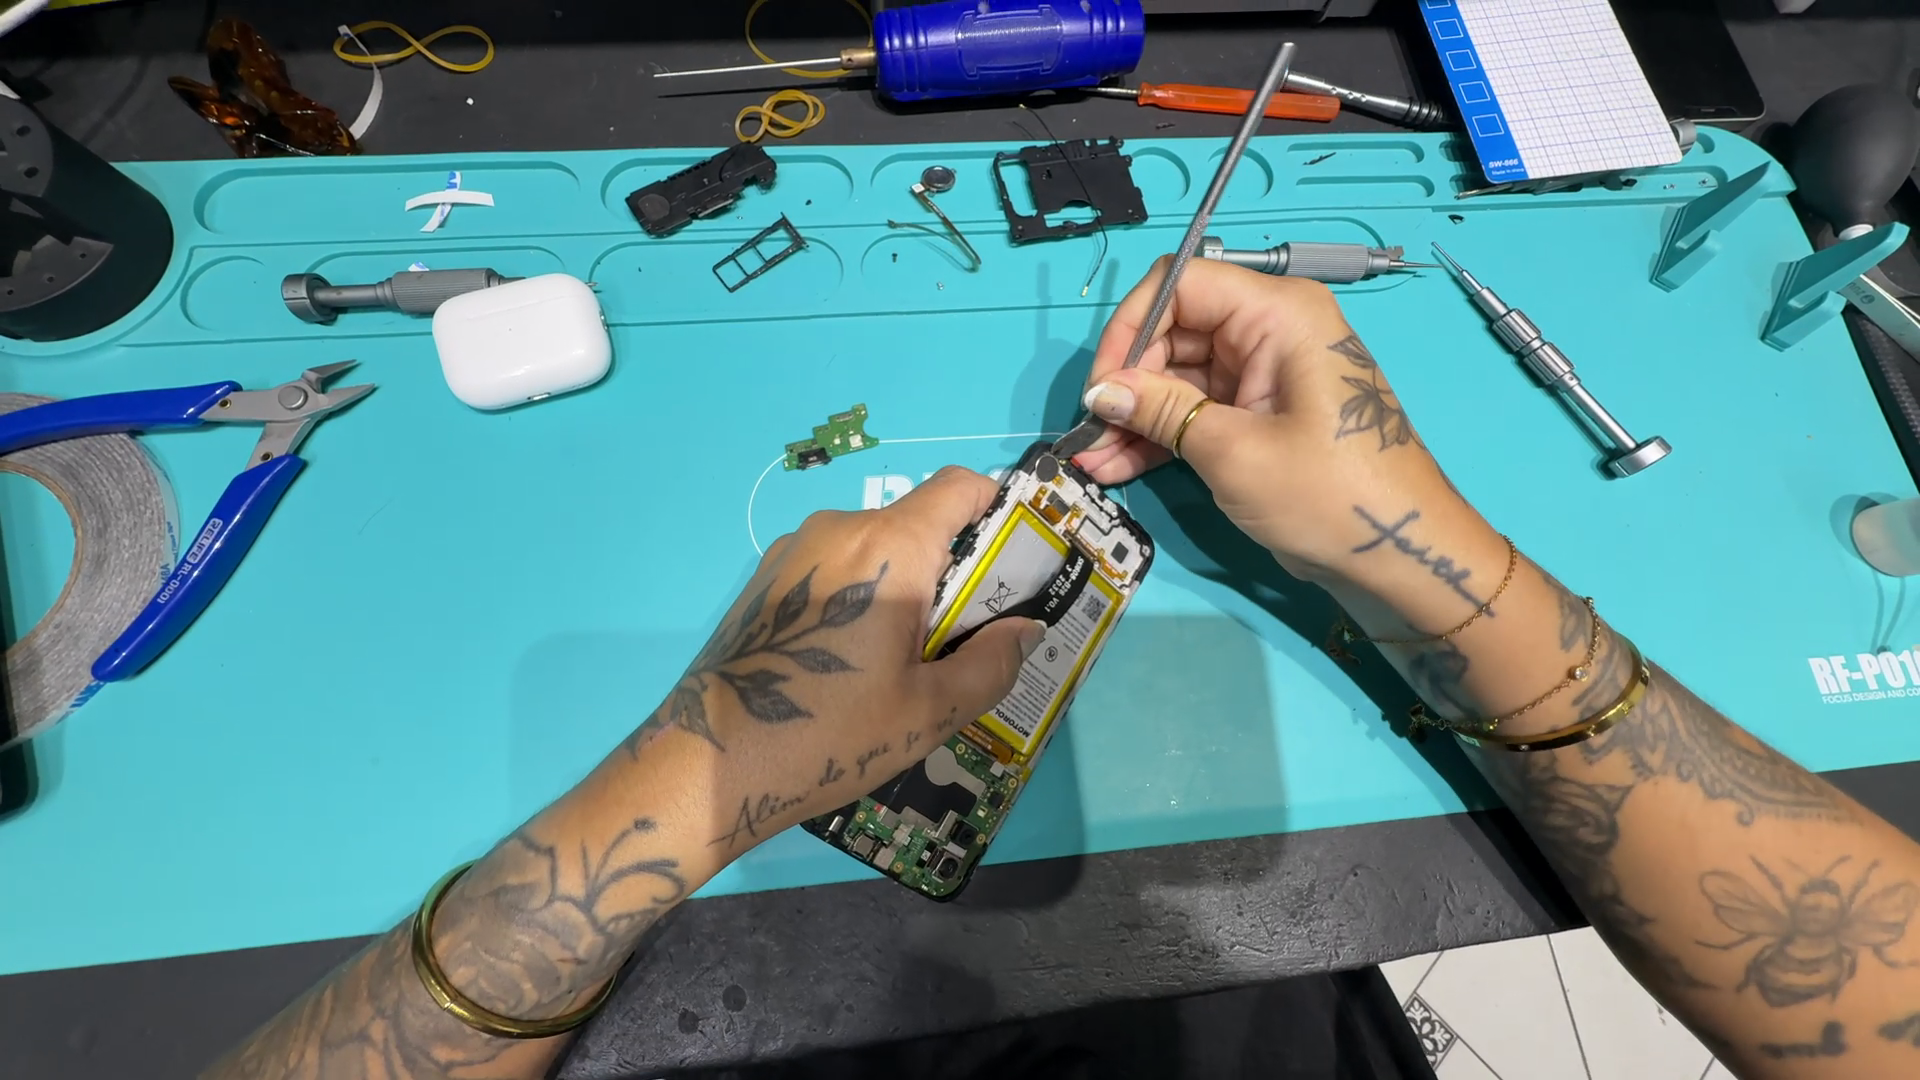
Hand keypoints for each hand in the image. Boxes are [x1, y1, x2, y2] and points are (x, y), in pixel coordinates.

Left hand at [628, 467, 1042, 865]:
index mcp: (891, 547)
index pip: (959, 485)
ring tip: (898, 652)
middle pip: (919, 521)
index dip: (995, 507)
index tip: (1007, 558)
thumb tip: (1028, 630)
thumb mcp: (929, 712)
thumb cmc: (831, 735)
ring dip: (904, 579)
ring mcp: (797, 547)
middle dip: (952, 564)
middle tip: (958, 632)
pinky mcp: (768, 574)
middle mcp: (842, 528)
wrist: (709, 764)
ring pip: (875, 542)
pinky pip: (836, 561)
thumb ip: (992, 665)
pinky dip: (861, 588)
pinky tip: (845, 653)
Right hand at [1073, 258, 1460, 580]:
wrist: (1393, 555)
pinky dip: (1155, 437)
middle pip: (1172, 334)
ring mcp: (1257, 376)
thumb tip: (1098, 392)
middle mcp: (1265, 332)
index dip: (1131, 329)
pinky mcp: (1251, 415)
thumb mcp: (1231, 449)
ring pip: (1174, 379)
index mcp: (1276, 314)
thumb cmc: (1325, 493)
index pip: (1181, 285)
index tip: (1100, 387)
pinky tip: (1114, 466)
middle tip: (1089, 434)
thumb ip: (1160, 411)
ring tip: (1091, 459)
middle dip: (1125, 384)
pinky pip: (1190, 412)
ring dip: (1131, 418)